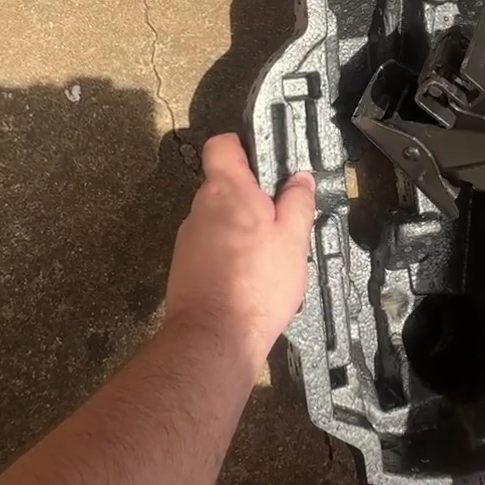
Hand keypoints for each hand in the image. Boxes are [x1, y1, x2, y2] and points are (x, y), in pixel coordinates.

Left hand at [163, 134, 316, 373]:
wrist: (213, 339)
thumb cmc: (257, 283)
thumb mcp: (293, 240)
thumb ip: (297, 203)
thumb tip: (300, 179)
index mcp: (227, 190)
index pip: (222, 145)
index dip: (242, 146)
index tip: (266, 163)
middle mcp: (201, 207)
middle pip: (224, 185)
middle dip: (252, 196)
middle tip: (280, 219)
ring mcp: (188, 238)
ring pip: (219, 218)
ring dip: (241, 227)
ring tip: (268, 254)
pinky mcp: (184, 266)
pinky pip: (211, 245)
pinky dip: (229, 252)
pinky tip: (250, 277)